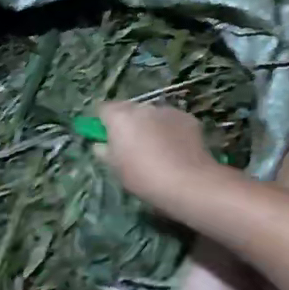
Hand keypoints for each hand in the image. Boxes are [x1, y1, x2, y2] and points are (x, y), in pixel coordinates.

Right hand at [94, 100, 232, 203]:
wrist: (187, 181)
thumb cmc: (143, 177)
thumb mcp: (116, 169)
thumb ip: (104, 152)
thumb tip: (101, 144)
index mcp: (120, 117)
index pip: (103, 109)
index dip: (103, 122)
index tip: (106, 137)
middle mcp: (142, 108)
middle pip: (129, 110)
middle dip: (128, 123)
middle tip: (132, 146)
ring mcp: (167, 110)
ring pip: (152, 115)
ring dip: (151, 126)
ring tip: (158, 150)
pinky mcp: (187, 118)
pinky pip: (172, 121)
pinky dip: (170, 130)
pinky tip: (176, 150)